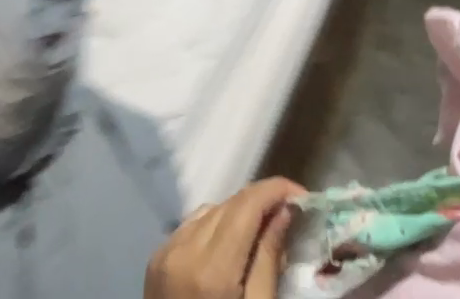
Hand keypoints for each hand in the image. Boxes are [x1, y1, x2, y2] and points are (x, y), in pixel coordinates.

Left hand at [146, 177, 306, 298]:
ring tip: (261, 233)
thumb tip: (285, 211)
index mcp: (211, 269)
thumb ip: (269, 259)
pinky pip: (191, 225)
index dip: (278, 190)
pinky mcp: (155, 259)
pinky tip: (229, 245)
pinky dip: (215, 225)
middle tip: (290, 216)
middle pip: (230, 203)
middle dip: (262, 202)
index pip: (248, 204)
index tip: (304, 196)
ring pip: (211, 209)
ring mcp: (164, 252)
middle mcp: (183, 250)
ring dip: (239, 212)